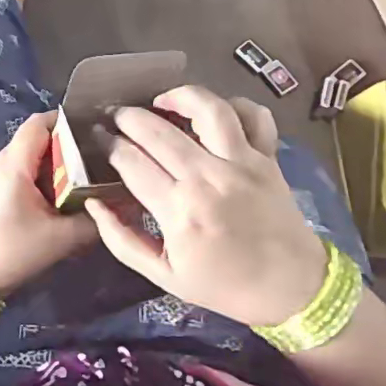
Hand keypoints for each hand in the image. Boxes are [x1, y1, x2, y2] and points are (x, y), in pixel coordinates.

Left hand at [0, 112, 98, 294]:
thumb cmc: (12, 251)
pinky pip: (30, 170)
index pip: (41, 122)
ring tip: (93, 173)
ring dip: (62, 162)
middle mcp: (5, 162)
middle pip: (41, 137)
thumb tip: (125, 205)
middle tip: (103, 155)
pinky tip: (71, 192)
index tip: (98, 131)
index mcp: (15, 164)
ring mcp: (0, 176)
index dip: (69, 121)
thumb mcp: (60, 237)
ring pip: (37, 154)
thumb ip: (94, 219)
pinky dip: (50, 175)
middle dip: (72, 143)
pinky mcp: (1, 191)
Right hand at [83, 86, 326, 326]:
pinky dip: (236, 105)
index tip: (98, 139)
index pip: (131, 162)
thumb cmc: (224, 286)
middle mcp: (208, 178)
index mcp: (178, 211)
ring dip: (179, 96)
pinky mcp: (268, 159)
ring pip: (209, 110)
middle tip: (116, 116)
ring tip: (161, 101)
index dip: (109, 145)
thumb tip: (93, 204)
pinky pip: (254, 117)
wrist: (291, 289)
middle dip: (129, 117)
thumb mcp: (162, 276)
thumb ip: (121, 240)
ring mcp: (242, 163)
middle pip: (159, 131)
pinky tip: (215, 111)